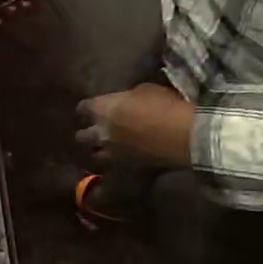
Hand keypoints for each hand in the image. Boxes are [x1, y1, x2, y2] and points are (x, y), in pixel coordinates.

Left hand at [76, 83, 195, 165]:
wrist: (181, 136)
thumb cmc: (163, 106)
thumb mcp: (144, 90)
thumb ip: (128, 99)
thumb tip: (127, 103)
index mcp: (102, 109)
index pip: (82, 108)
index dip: (86, 110)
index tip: (91, 110)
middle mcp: (100, 133)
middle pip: (81, 137)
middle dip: (87, 135)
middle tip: (97, 133)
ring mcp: (111, 155)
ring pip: (95, 156)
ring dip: (100, 152)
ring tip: (109, 151)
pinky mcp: (124, 171)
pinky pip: (112, 173)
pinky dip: (114, 170)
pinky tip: (121, 168)